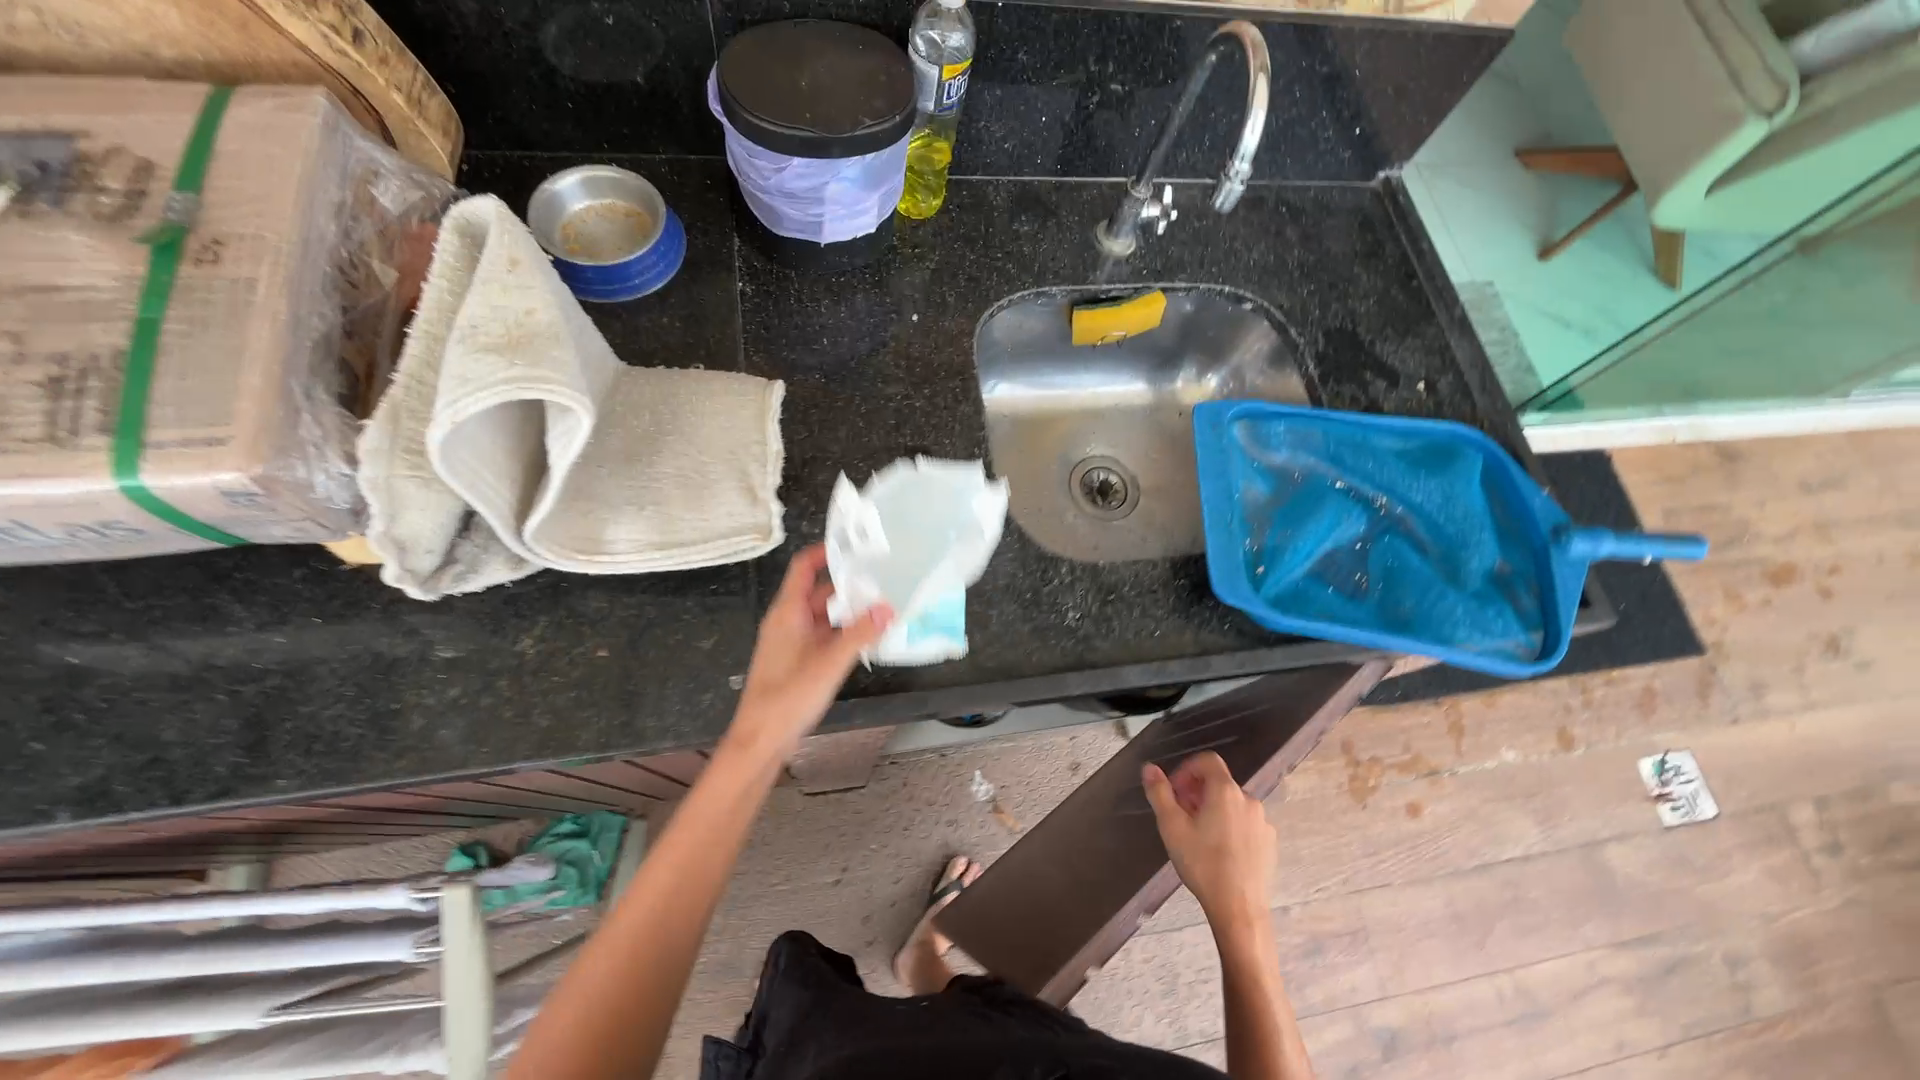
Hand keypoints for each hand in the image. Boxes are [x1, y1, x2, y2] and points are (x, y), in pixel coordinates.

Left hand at [729, 545, 891, 757]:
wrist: (761, 739)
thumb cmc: (788, 697)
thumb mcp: (830, 663)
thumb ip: (860, 634)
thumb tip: (889, 607)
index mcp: (787, 612)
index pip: (804, 567)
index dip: (826, 553)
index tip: (856, 547)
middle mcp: (787, 622)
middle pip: (818, 592)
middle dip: (849, 586)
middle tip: (883, 581)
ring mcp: (791, 643)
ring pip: (823, 617)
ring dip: (849, 613)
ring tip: (883, 609)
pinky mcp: (797, 662)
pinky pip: (823, 637)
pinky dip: (843, 634)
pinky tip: (867, 641)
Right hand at [1143, 752, 1275, 931]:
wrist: (1238, 908)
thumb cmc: (1202, 864)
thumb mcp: (1171, 827)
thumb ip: (1159, 793)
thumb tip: (1149, 768)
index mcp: (1225, 791)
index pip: (1208, 761)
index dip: (1187, 769)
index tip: (1174, 791)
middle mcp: (1248, 800)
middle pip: (1219, 783)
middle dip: (1196, 792)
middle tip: (1180, 816)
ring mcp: (1263, 821)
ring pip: (1232, 804)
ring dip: (1213, 810)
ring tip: (1198, 836)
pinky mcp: (1269, 842)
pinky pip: (1245, 823)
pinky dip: (1230, 826)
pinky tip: (1219, 851)